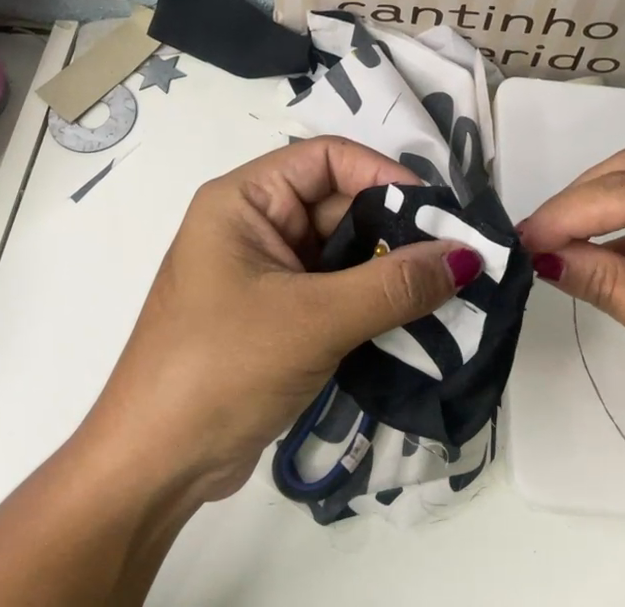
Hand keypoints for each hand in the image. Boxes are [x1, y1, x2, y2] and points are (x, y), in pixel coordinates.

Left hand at [80, 136, 482, 500]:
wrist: (155, 465)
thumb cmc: (221, 368)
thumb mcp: (313, 320)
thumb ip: (393, 285)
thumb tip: (469, 256)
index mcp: (243, 201)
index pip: (326, 159)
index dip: (383, 174)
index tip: (439, 212)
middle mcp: (253, 226)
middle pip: (338, 205)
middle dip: (395, 230)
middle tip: (458, 258)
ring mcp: (264, 275)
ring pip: (342, 254)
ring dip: (389, 271)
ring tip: (450, 291)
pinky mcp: (276, 318)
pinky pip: (335, 293)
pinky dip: (373, 303)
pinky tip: (417, 321)